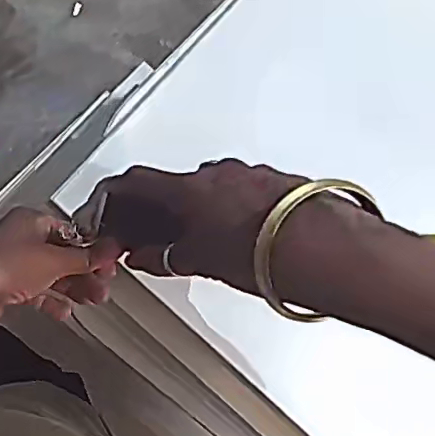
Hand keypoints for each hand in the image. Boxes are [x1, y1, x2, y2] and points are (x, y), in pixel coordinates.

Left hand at [0, 207, 117, 320]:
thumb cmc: (4, 265)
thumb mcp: (54, 260)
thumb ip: (85, 257)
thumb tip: (109, 250)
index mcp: (30, 220)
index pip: (69, 231)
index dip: (90, 247)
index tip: (105, 262)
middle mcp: (20, 238)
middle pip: (60, 254)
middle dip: (84, 272)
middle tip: (101, 285)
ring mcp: (12, 262)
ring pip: (49, 274)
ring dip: (72, 287)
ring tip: (91, 299)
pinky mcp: (6, 283)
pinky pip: (35, 290)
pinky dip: (51, 300)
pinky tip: (63, 310)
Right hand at [79, 160, 374, 301]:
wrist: (331, 251)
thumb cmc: (269, 254)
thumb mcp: (201, 261)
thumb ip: (166, 255)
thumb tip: (151, 256)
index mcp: (190, 188)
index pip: (133, 182)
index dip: (111, 198)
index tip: (104, 211)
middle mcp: (218, 174)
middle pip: (169, 185)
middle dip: (152, 210)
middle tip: (147, 235)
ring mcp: (250, 175)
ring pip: (204, 189)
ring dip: (190, 211)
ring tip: (191, 243)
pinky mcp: (276, 184)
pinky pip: (235, 192)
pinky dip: (221, 211)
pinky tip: (228, 237)